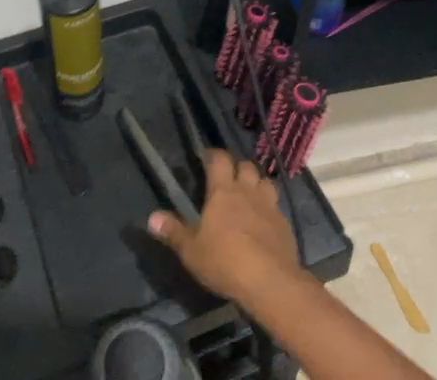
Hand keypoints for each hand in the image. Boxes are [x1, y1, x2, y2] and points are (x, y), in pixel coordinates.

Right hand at [147, 149, 306, 305]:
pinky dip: (270, 207)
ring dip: (257, 183)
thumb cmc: (225, 261)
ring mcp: (270, 206)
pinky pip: (276, 206)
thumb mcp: (192, 251)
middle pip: (246, 166)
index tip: (206, 157)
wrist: (270, 281)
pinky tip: (264, 220)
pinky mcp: (285, 223)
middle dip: (237, 167)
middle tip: (228, 178)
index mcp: (224, 192)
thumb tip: (152, 217)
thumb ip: (173, 232)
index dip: (213, 155)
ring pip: (266, 181)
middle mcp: (248, 192)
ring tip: (249, 194)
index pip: (220, 160)